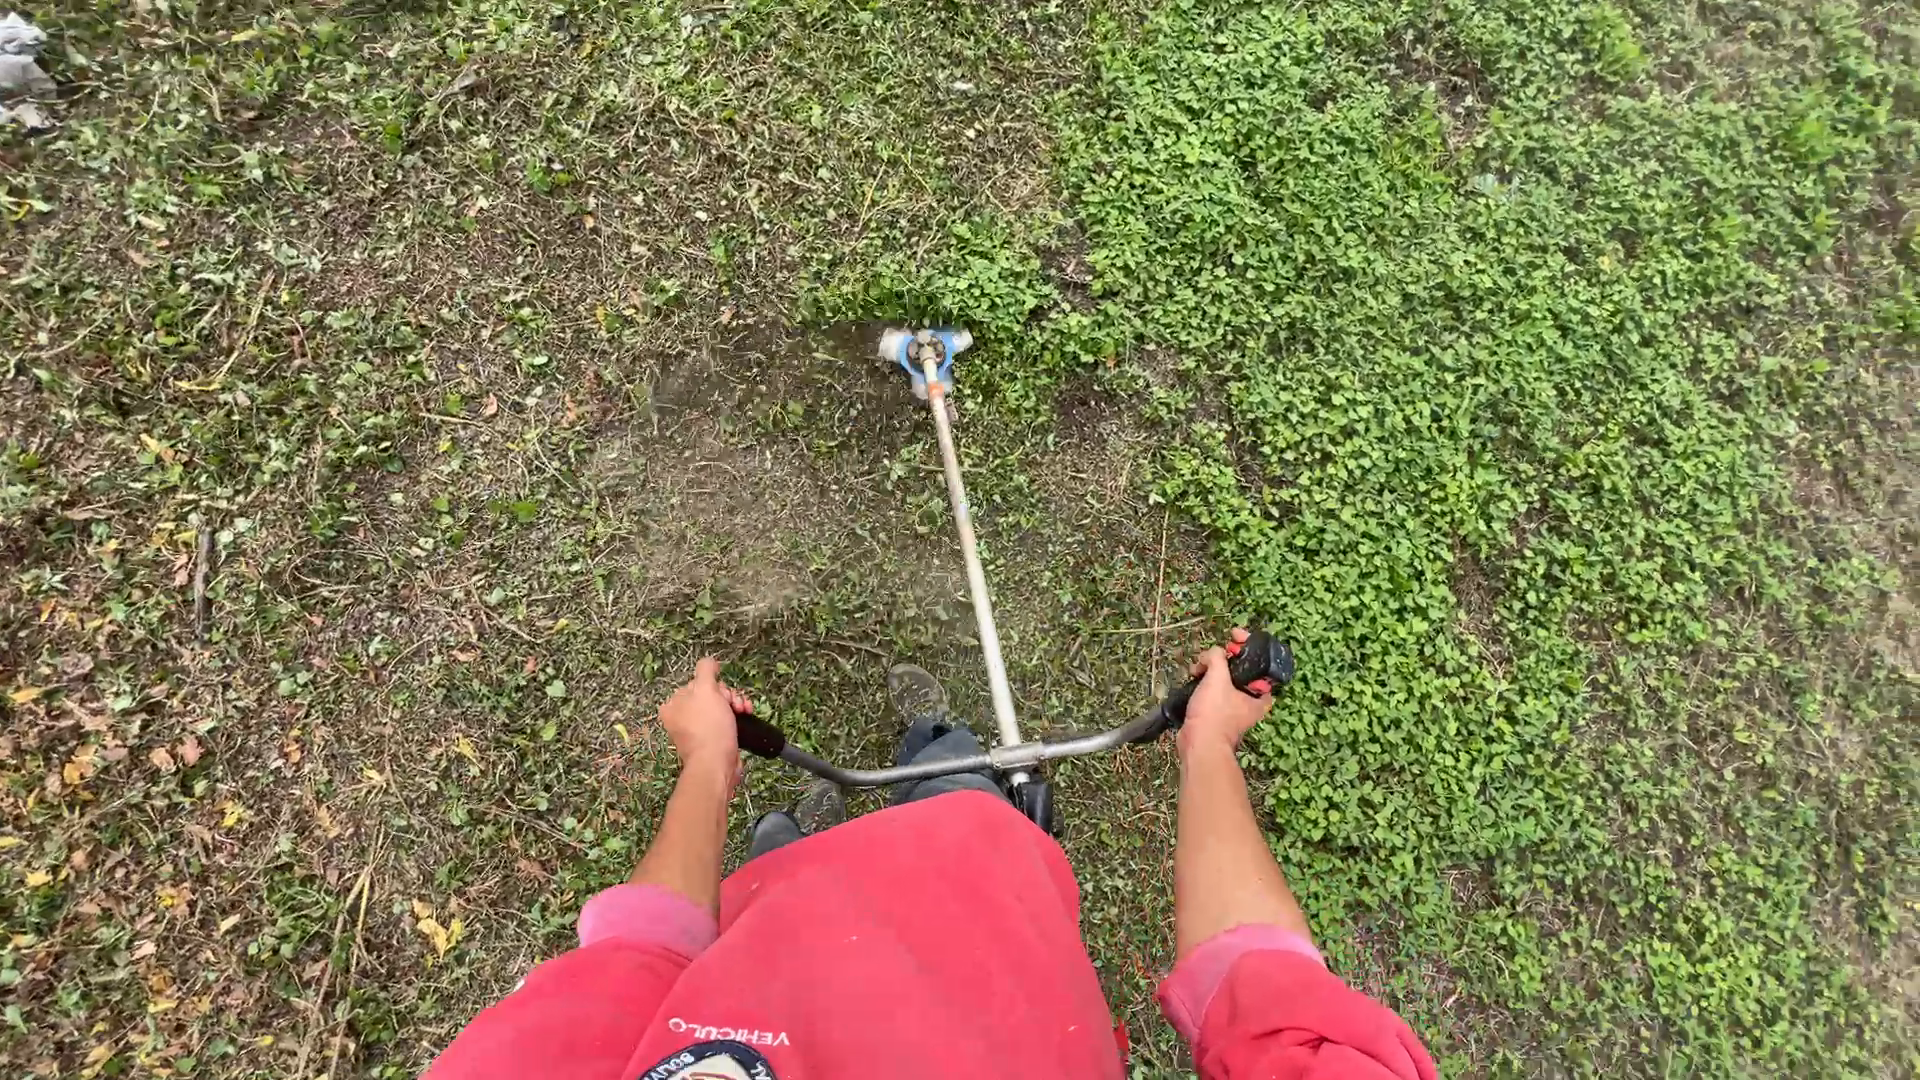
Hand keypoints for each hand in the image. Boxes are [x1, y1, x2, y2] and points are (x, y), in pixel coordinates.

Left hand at [658, 656, 748, 786]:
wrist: (717, 762)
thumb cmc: (709, 726)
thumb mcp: (706, 689)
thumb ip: (706, 670)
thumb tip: (709, 662)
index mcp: (673, 705)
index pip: (699, 683)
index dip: (715, 686)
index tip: (723, 695)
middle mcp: (682, 717)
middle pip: (712, 693)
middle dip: (728, 696)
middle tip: (733, 705)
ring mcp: (697, 729)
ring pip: (721, 705)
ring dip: (736, 704)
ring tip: (744, 711)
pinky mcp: (712, 738)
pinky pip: (726, 719)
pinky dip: (736, 717)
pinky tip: (745, 717)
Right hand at [1177, 628, 1274, 757]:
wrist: (1199, 743)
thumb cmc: (1214, 713)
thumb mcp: (1217, 678)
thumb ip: (1217, 657)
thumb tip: (1212, 654)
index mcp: (1261, 693)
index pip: (1260, 660)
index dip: (1247, 643)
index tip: (1233, 635)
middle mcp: (1251, 699)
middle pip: (1239, 667)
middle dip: (1223, 657)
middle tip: (1211, 654)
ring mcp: (1234, 705)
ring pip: (1224, 677)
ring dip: (1210, 668)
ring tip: (1197, 668)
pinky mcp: (1218, 710)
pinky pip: (1213, 688)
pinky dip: (1204, 680)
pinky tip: (1194, 677)